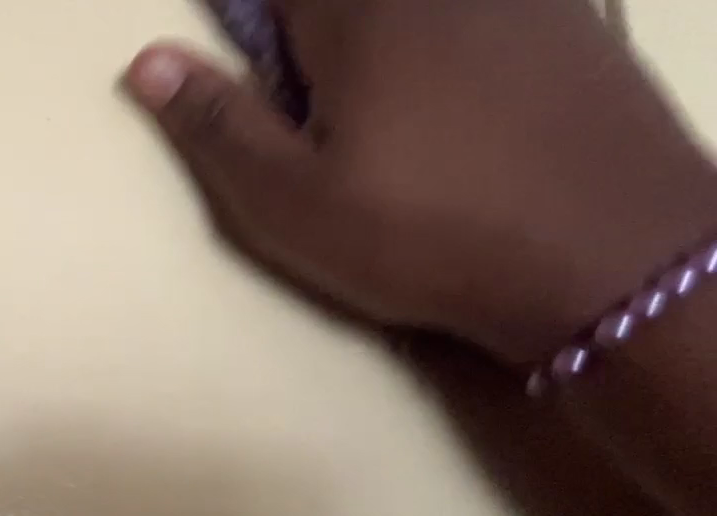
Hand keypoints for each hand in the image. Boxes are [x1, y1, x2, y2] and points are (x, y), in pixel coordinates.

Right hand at [125, 0, 716, 367]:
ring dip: (357, 39)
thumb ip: (215, 122)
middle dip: (296, 31)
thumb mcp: (284, 198)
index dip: (239, 15)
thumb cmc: (413, 233)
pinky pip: (473, 12)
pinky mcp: (569, 16)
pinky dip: (431, 39)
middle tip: (297, 117)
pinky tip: (436, 104)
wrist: (602, 254)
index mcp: (362, 13)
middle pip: (338, 1)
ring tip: (358, 121)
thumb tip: (148, 61)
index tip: (234, 69)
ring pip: (406, 9)